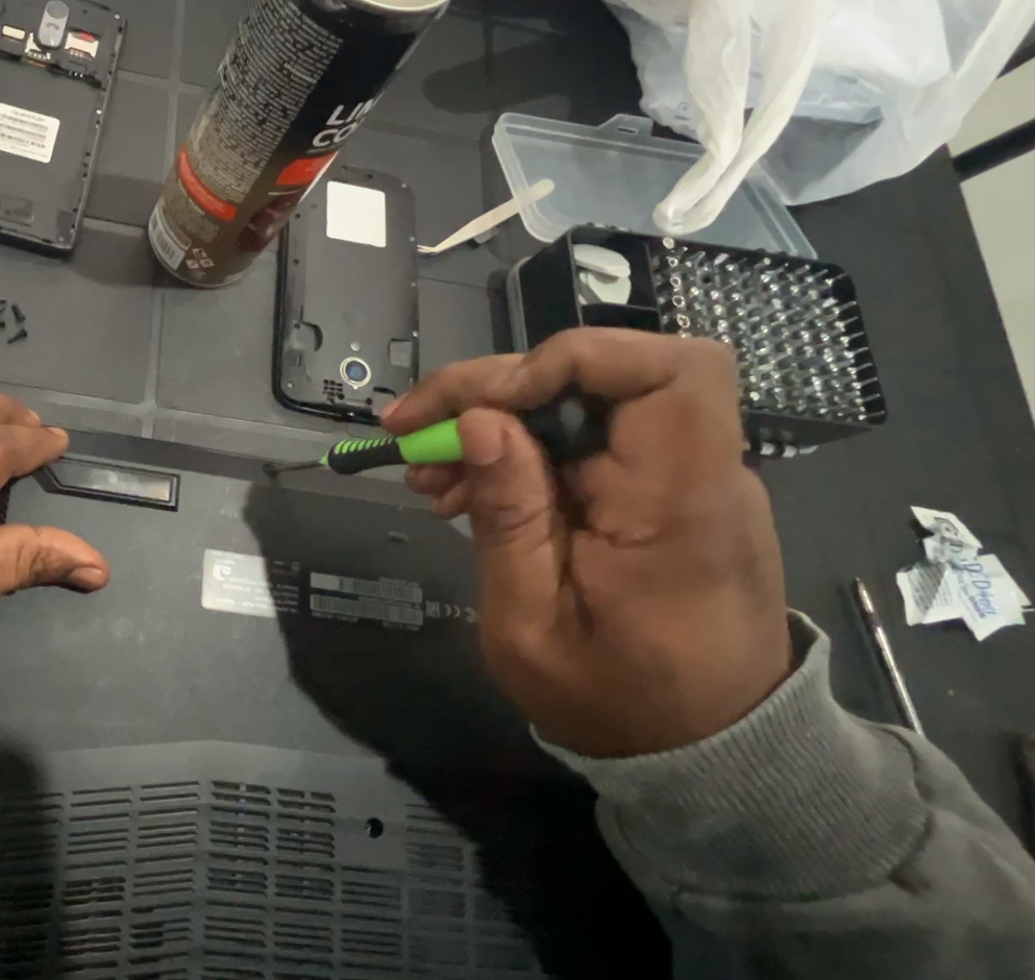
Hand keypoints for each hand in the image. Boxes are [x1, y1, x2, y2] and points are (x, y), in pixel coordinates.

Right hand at [383, 329, 790, 757]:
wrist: (700, 752)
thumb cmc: (614, 702)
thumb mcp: (530, 624)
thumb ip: (508, 518)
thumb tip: (480, 421)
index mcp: (680, 506)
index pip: (666, 372)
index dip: (569, 361)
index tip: (484, 406)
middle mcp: (695, 474)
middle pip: (603, 373)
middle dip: (492, 390)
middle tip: (410, 428)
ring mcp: (677, 479)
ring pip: (578, 403)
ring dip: (492, 422)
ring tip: (425, 473)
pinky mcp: (653, 491)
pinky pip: (580, 442)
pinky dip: (514, 451)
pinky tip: (462, 488)